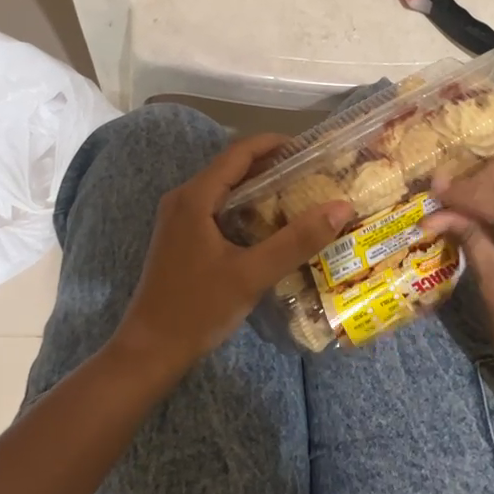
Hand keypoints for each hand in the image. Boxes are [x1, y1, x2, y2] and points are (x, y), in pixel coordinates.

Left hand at [116, 134, 350, 368]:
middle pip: (233, 168)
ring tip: (301, 198)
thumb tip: (342, 207)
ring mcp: (179, 221)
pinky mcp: (182, 240)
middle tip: (314, 175)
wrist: (151, 350)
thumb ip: (297, 240)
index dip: (275, 143)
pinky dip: (247, 210)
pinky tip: (272, 229)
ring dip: (261, 190)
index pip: (239, 152)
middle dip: (273, 166)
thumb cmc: (198, 309)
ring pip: (226, 191)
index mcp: (195, 197)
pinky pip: (218, 211)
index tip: (311, 148)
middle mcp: (183, 200)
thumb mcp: (253, 274)